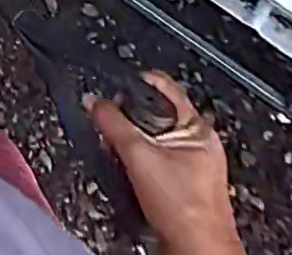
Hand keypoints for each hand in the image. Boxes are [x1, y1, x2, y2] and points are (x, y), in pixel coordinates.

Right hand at [90, 72, 244, 254]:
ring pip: (151, 133)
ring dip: (130, 136)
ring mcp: (193, 162)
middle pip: (153, 109)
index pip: (162, 85)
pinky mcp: (183, 180)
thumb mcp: (137, 154)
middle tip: (111, 124)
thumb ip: (111, 121)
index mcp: (198, 128)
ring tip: (118, 147)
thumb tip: (92, 100)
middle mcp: (199, 142)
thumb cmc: (181, 208)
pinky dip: (137, 154)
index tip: (112, 91)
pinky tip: (128, 166)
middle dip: (127, 114)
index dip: (133, 83)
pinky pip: (154, 154)